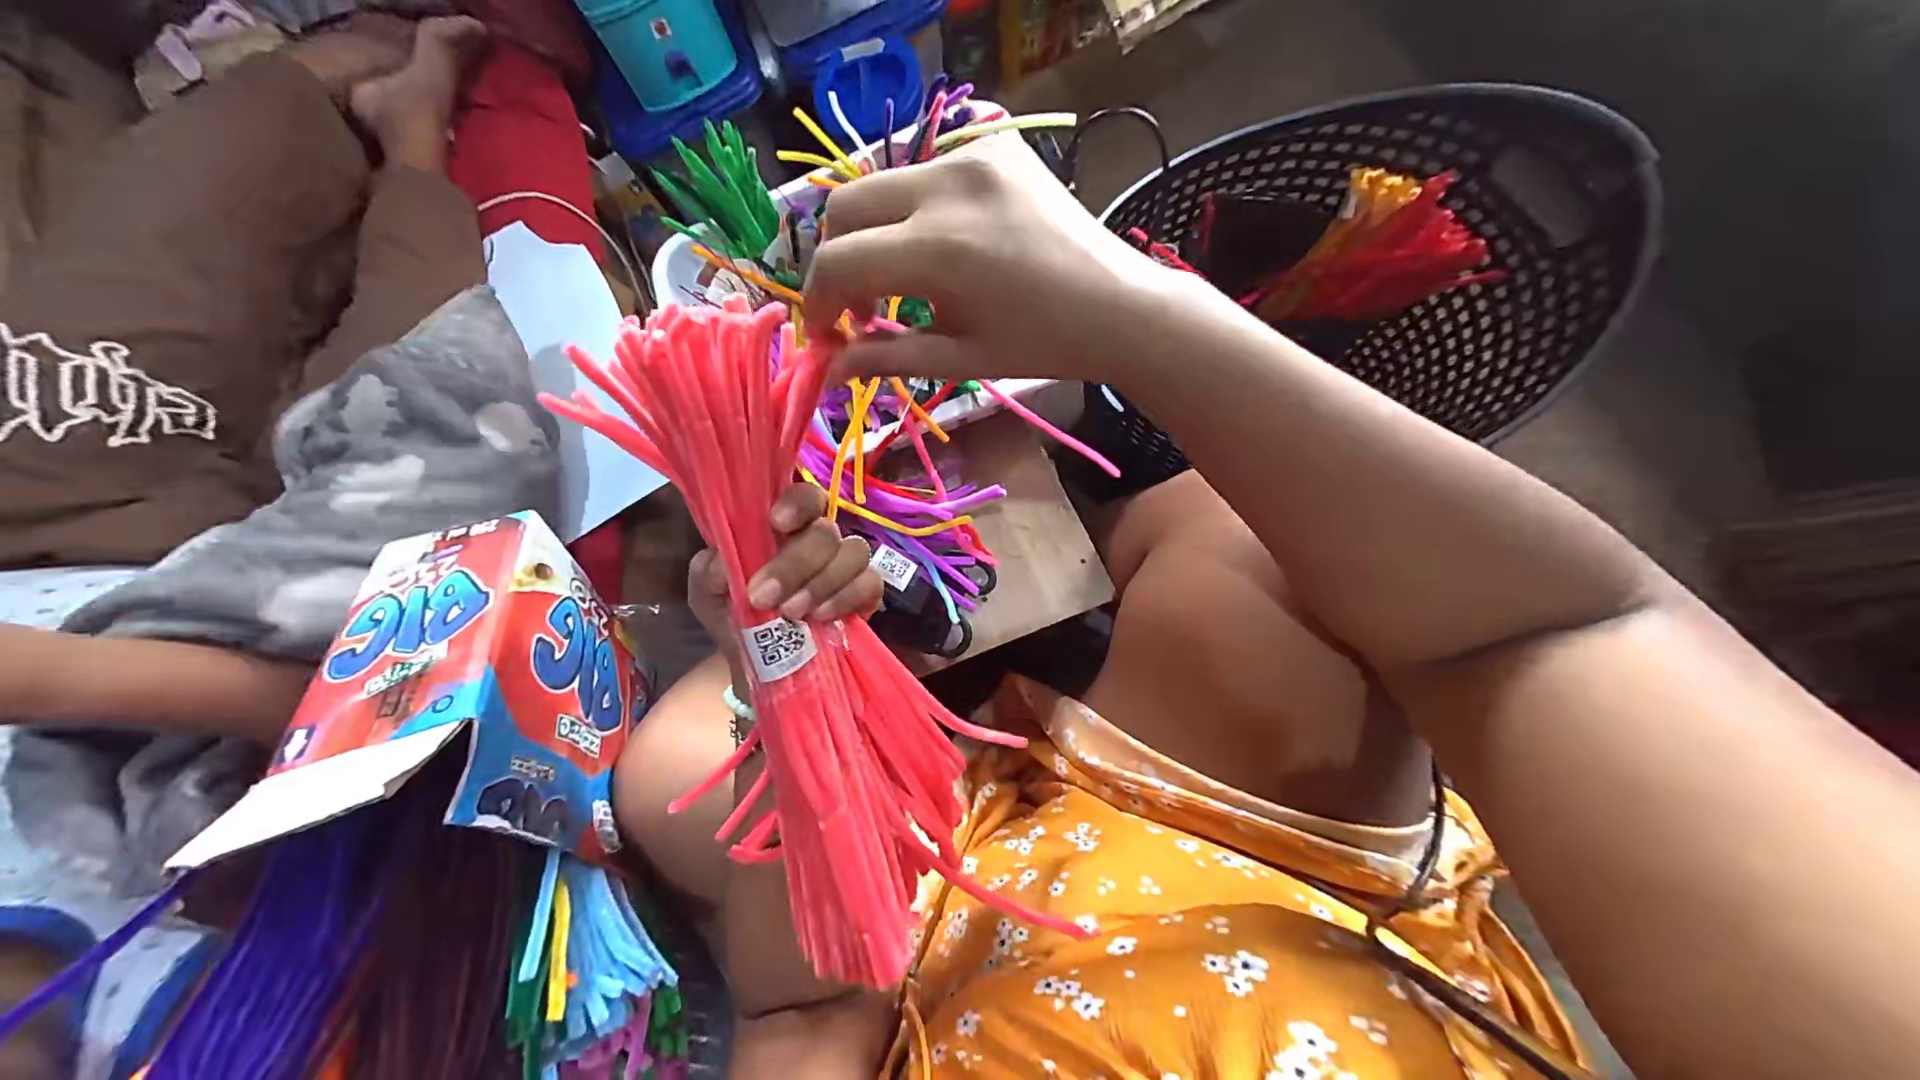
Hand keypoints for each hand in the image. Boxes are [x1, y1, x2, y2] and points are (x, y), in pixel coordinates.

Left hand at [686, 484, 883, 654]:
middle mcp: (820, 538)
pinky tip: (820, 617)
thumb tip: (723, 566)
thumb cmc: (734, 613)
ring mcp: (847, 563)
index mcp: (785, 526)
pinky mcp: (866, 592)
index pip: (804, 496)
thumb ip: (708, 573)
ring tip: (791, 613)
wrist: (757, 662)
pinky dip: (845, 598)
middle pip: (825, 530)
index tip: (776, 523)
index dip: (797, 503)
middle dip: (796, 564)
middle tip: (764, 597)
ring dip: (820, 583)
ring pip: (853, 553)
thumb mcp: (708, 594)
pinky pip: (869, 583)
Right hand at [804, 133, 1198, 383]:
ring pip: (882, 183)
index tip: (825, 332)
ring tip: (904, 280)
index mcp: (938, 250)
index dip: (817, 302)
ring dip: (875, 233)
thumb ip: (886, 358)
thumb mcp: (960, 358)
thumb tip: (827, 371)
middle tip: (860, 307)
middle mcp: (946, 185)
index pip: (839, 262)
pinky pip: (927, 168)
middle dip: (836, 260)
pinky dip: (915, 207)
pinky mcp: (995, 143)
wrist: (1120, 306)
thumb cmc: (1042, 344)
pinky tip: (943, 241)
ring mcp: (973, 154)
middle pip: (845, 206)